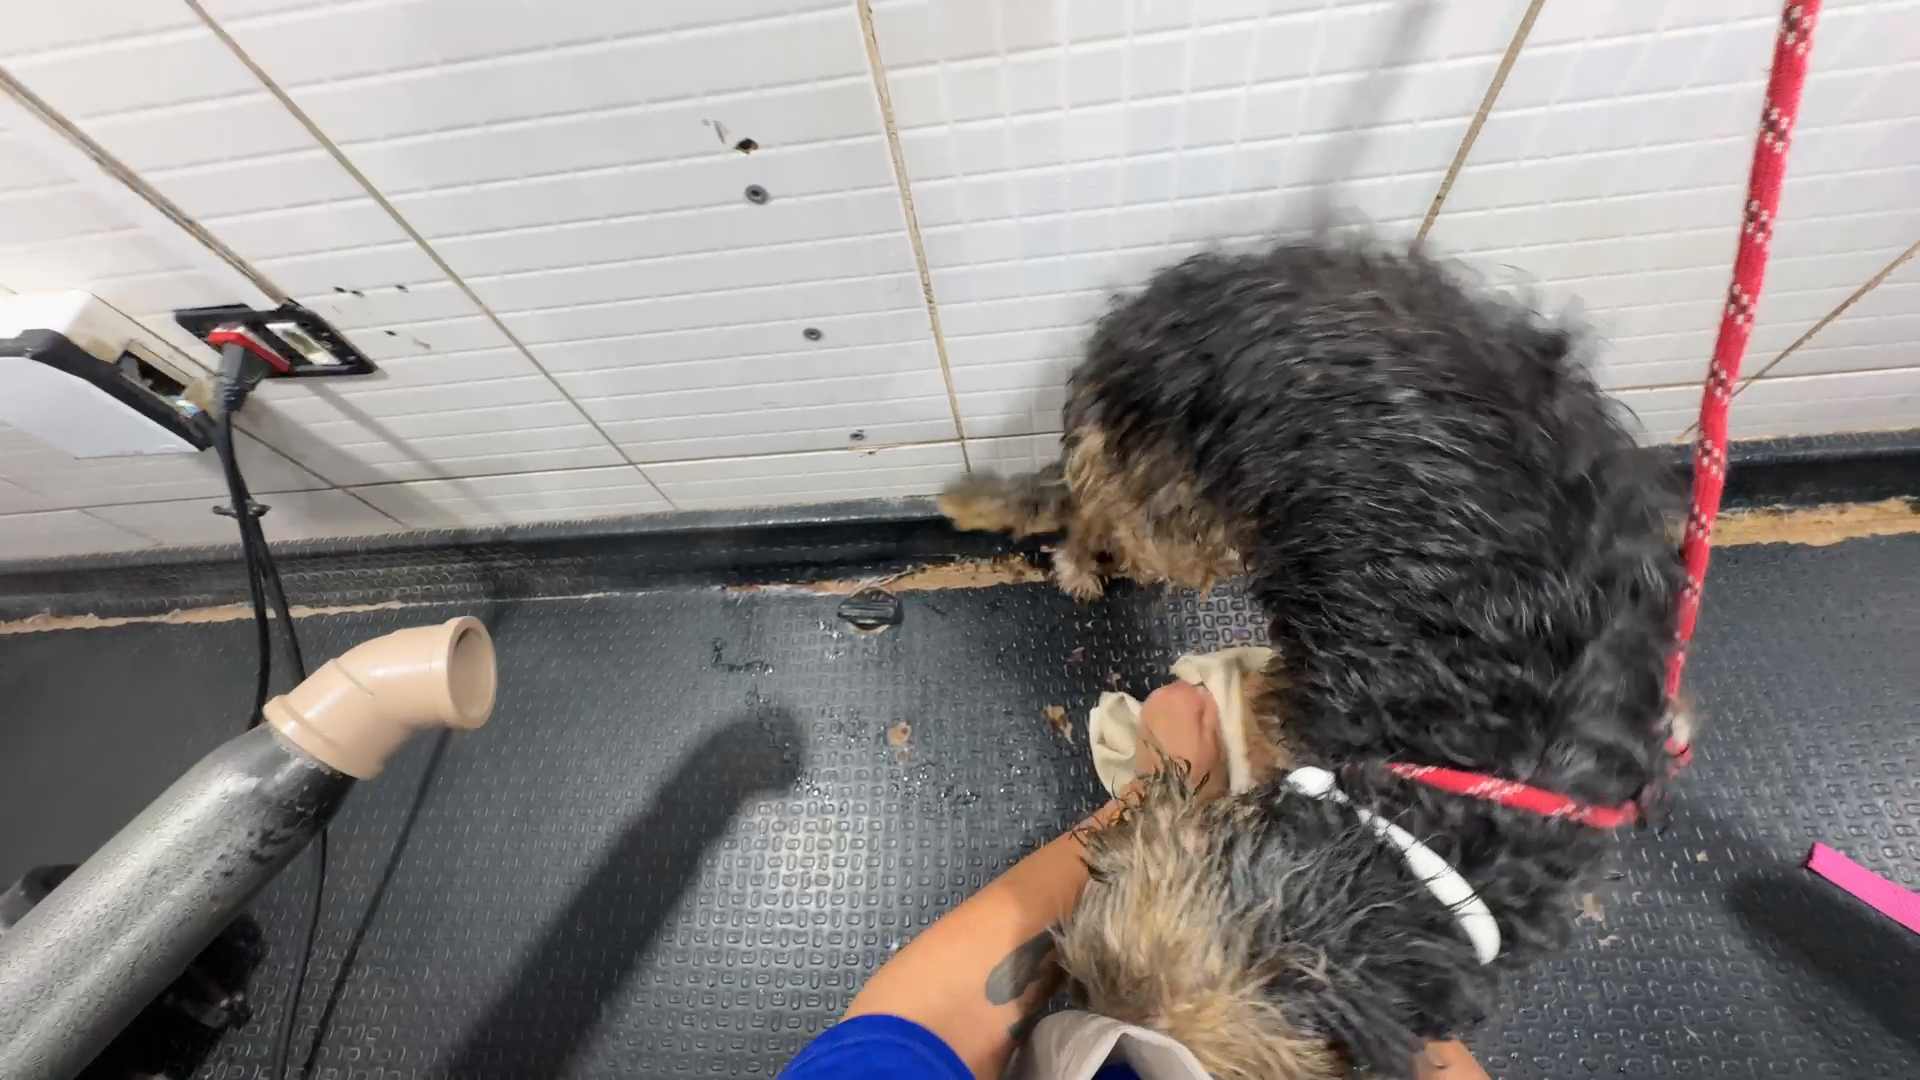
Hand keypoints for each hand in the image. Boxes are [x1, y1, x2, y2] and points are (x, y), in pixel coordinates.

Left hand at [1133, 682, 1226, 800]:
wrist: (1161, 796)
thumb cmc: (1196, 769)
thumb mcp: (1216, 741)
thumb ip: (1211, 711)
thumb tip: (1206, 693)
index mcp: (1180, 695)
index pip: (1198, 684)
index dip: (1208, 700)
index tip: (1215, 717)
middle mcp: (1159, 695)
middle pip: (1182, 691)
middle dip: (1192, 704)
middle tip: (1203, 727)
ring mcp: (1146, 708)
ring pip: (1169, 701)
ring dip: (1178, 712)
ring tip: (1189, 735)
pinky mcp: (1139, 723)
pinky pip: (1159, 713)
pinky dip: (1167, 720)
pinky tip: (1175, 738)